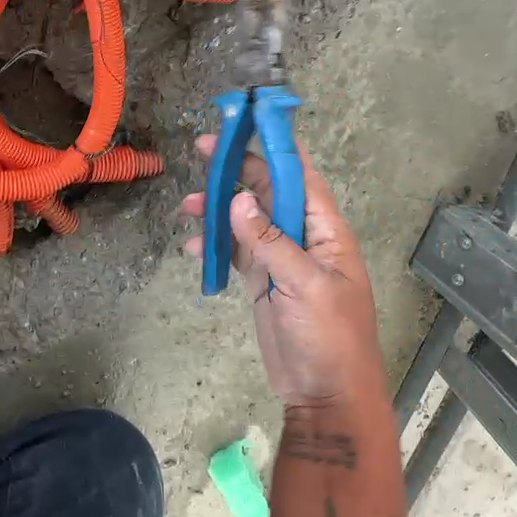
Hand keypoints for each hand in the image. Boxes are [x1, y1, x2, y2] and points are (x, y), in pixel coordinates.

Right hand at [181, 135, 383, 406]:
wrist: (325, 394)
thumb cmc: (330, 338)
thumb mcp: (305, 286)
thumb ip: (270, 242)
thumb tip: (238, 200)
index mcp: (326, 232)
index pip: (301, 176)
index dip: (275, 148)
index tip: (246, 123)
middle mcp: (304, 238)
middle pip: (268, 192)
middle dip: (237, 171)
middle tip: (201, 150)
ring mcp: (281, 260)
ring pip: (247, 220)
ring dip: (219, 210)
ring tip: (187, 206)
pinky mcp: (262, 282)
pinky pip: (236, 252)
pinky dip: (214, 246)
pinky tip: (193, 247)